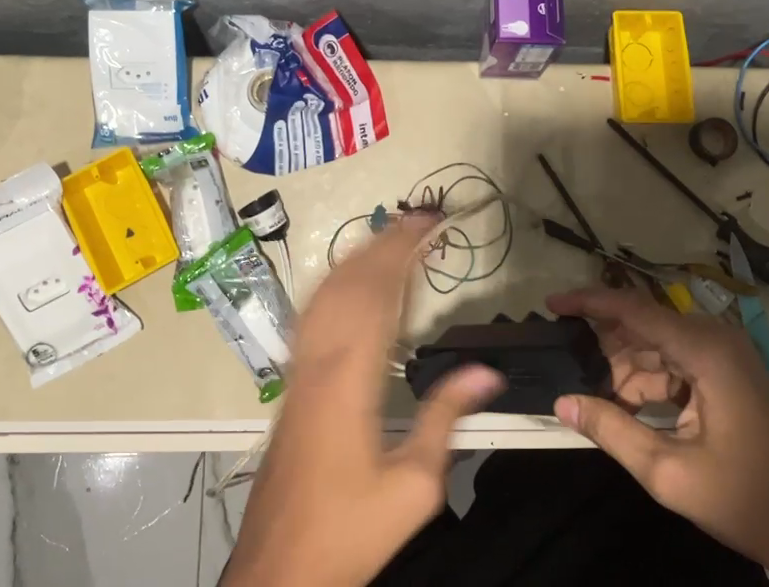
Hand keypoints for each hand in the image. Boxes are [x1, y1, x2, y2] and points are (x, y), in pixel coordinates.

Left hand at [224, 212, 503, 586]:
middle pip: (348, 281)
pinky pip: (310, 313)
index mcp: (351, 378)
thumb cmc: (351, 528)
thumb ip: (445, 418)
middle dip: (385, 241)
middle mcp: (318, 360)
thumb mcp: (414, 486)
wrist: (280, 563)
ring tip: (393, 235)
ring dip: (358, 256)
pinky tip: (348, 280)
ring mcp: (298, 369)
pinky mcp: (291, 381)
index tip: (429, 221)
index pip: (378, 292)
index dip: (403, 249)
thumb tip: (487, 371)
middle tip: (422, 216)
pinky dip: (334, 282)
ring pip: (324, 292)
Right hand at [549, 288, 768, 586]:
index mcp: (706, 351)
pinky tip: (622, 409)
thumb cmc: (744, 499)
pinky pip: (675, 365)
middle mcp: (717, 341)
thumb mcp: (668, 470)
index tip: (551, 305)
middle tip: (564, 365)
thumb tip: (562, 401)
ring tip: (590, 398)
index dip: (589, 302)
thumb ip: (610, 430)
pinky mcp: (729, 377)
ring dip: (623, 370)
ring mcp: (726, 358)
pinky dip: (647, 383)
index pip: (635, 309)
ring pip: (657, 347)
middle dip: (603, 345)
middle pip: (644, 325)